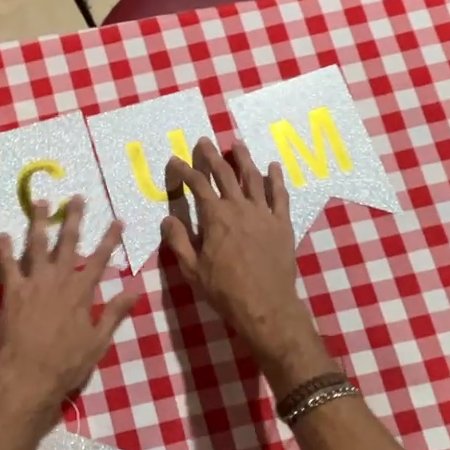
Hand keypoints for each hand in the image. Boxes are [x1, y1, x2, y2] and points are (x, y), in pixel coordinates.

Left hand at [0, 197, 143, 419]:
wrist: (28, 377)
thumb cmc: (66, 363)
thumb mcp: (98, 341)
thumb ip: (115, 312)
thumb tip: (135, 290)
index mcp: (81, 292)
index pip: (99, 259)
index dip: (110, 239)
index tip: (117, 220)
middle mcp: (58, 280)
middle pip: (68, 243)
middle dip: (74, 218)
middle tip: (76, 197)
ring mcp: (33, 283)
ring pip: (37, 245)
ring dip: (40, 222)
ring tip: (40, 202)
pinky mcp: (12, 292)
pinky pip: (7, 265)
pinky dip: (5, 249)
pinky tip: (3, 234)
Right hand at [162, 139, 331, 394]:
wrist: (266, 307)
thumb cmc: (225, 291)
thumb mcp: (192, 270)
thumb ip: (179, 241)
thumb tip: (167, 219)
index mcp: (215, 217)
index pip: (197, 185)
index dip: (184, 170)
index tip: (175, 160)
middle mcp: (239, 208)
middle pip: (224, 174)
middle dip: (211, 156)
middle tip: (204, 141)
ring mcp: (263, 214)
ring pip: (253, 178)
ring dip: (243, 159)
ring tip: (236, 144)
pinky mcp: (282, 224)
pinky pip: (279, 195)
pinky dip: (275, 179)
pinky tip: (273, 167)